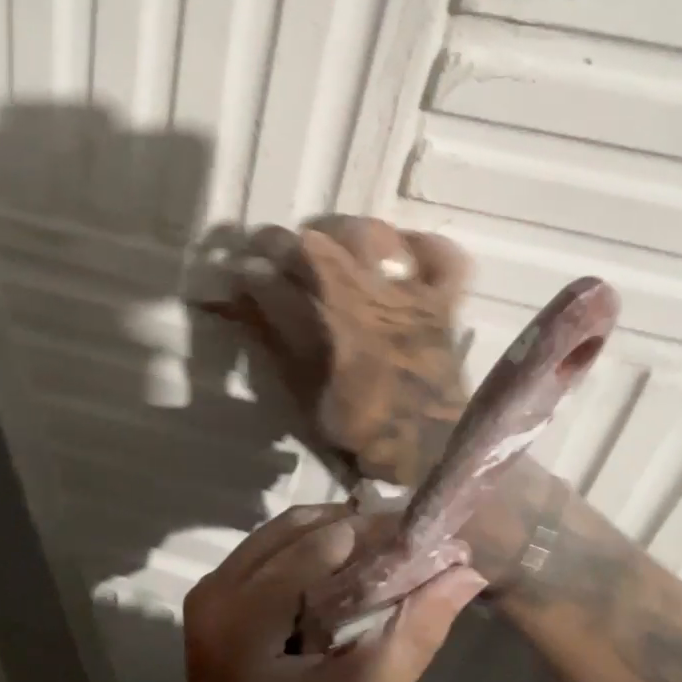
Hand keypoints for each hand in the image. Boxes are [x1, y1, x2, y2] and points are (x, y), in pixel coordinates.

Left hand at [145, 504, 486, 681]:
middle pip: (298, 529)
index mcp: (243, 615)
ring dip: (335, 532)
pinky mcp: (214, 595)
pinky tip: (347, 566)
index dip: (378, 533)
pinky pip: (269, 550)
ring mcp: (210, 588)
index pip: (320, 544)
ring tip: (388, 548)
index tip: (431, 536)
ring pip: (283, 532)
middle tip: (415, 540)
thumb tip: (465, 573)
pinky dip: (310, 548)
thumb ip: (412, 637)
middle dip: (360, 528)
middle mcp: (218, 587)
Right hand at [217, 216, 470, 486]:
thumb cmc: (357, 425)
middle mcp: (363, 301)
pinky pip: (444, 259)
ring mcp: (407, 295)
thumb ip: (274, 342)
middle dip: (280, 244)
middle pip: (314, 248)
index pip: (272, 283)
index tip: (237, 270)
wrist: (425, 448)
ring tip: (330, 242)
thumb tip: (243, 304)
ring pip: (371, 236)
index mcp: (324, 329)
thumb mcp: (301, 389)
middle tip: (269, 250)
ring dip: (340, 233)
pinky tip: (403, 249)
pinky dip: (425, 246)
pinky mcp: (442, 301)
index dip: (249, 272)